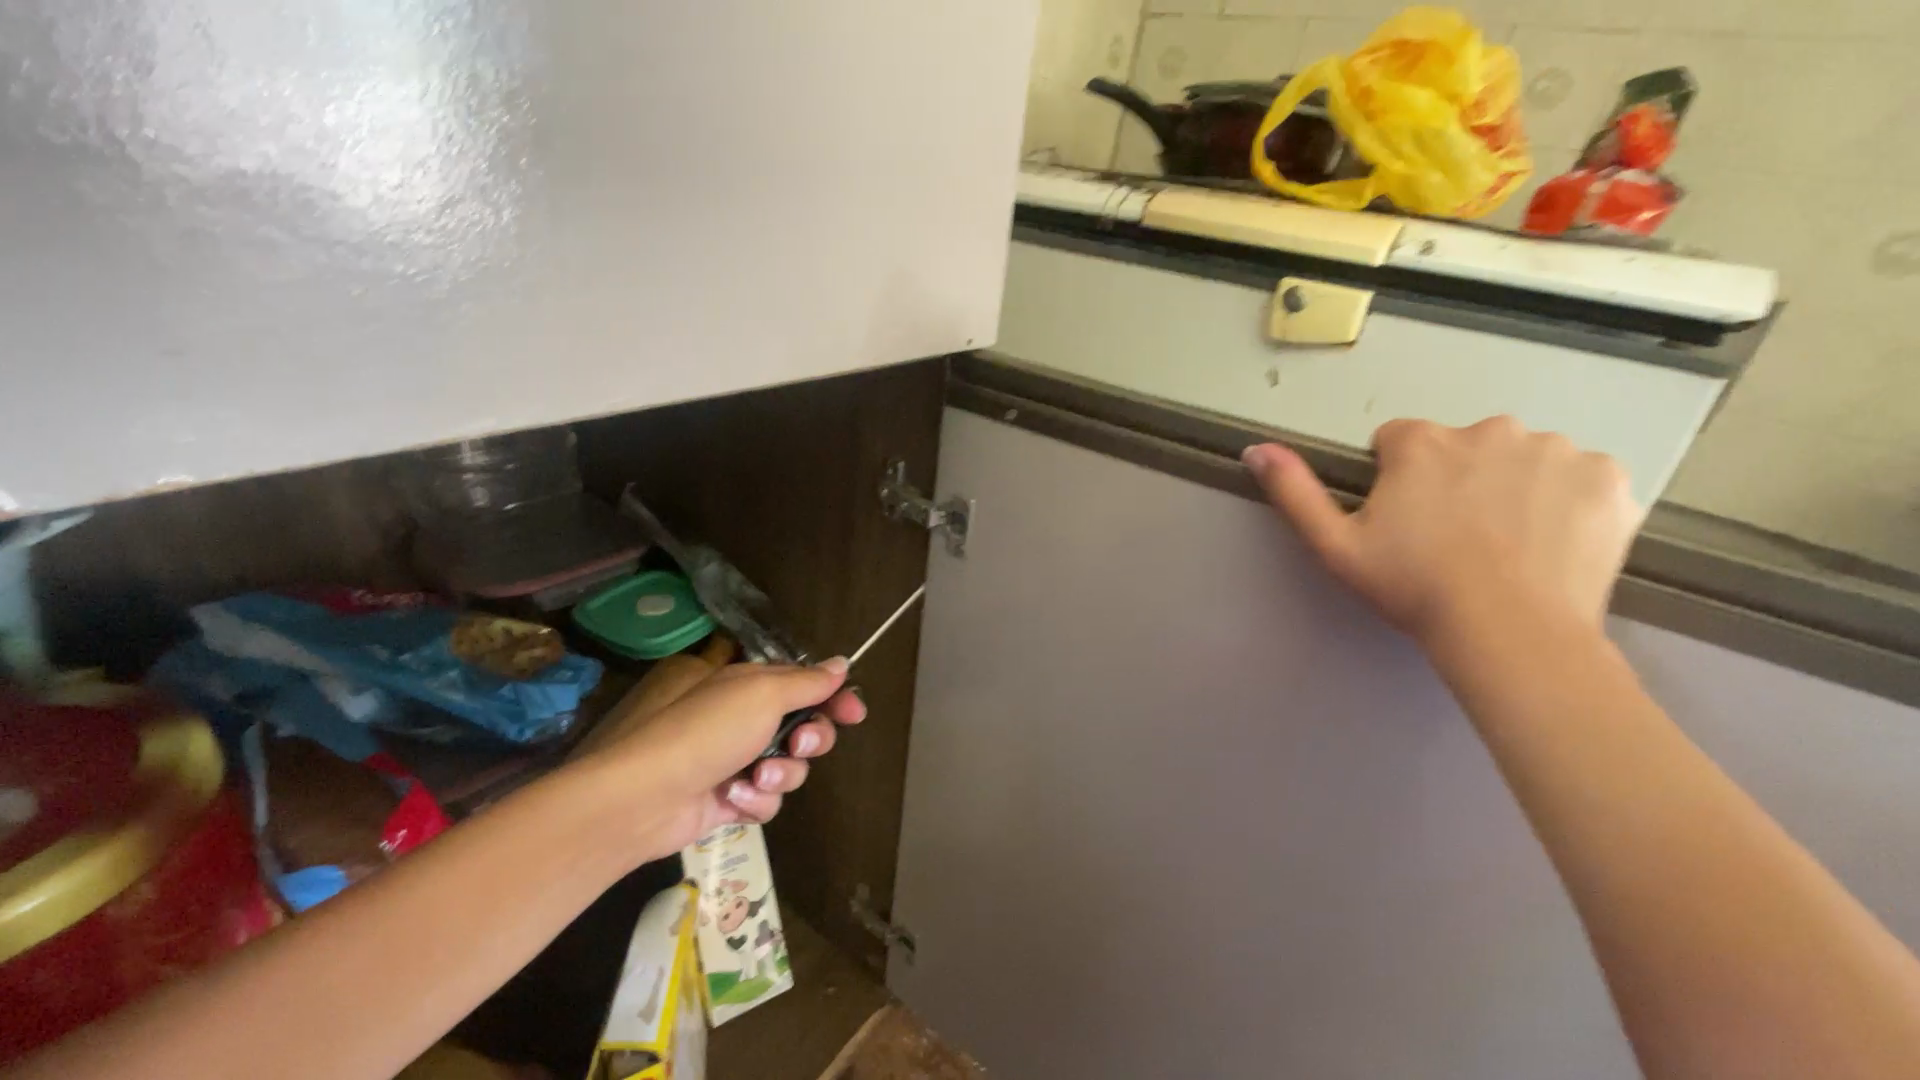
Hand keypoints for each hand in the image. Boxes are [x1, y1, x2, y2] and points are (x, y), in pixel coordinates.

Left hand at [578, 659, 865, 866]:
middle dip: (809, 741)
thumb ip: (807, 682)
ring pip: (790, 769)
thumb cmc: (706, 731)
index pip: (805, 686)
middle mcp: (745, 719)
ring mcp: (736, 761)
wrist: (645, 795)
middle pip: (804, 729)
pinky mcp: (729, 799)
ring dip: (780, 774)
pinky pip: (766, 800)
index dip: (834, 698)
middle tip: (798, 746)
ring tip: (754, 777)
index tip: (854, 713)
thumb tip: (841, 664)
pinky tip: (733, 799)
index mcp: (750, 685)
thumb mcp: (762, 693)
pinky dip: (755, 800)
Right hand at [1243, 416, 1642, 644]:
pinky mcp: (1608, 479)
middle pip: (1466, 446)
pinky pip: (1581, 479)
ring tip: (1508, 547)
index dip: (1399, 481)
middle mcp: (1491, 429)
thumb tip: (1256, 448)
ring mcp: (1556, 451)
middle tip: (1458, 540)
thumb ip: (1295, 492)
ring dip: (1515, 488)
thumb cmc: (1415, 589)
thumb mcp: (1336, 547)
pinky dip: (1569, 503)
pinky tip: (1553, 545)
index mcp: (1423, 443)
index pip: (1401, 442)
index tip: (1407, 523)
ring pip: (1525, 460)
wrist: (1510, 632)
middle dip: (1460, 480)